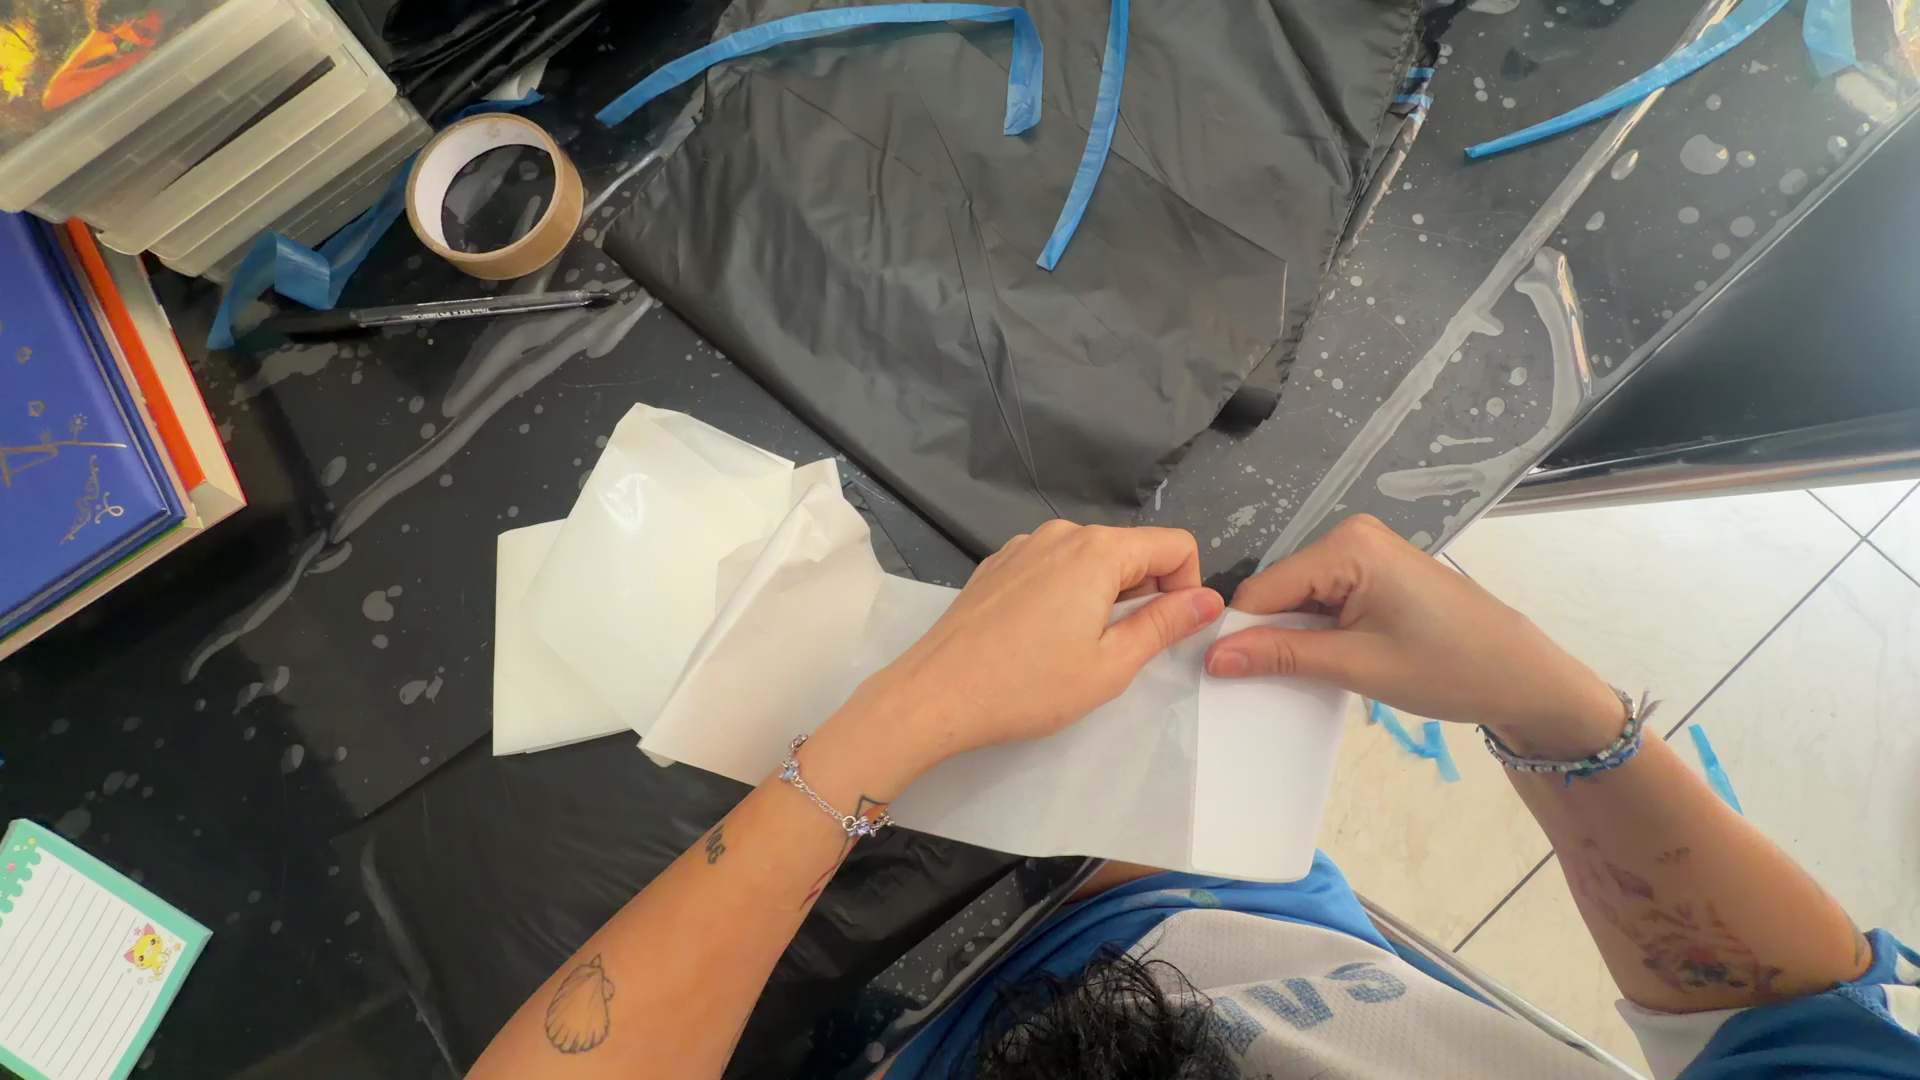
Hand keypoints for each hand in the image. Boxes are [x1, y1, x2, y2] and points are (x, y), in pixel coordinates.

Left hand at [825, 522, 1224, 786]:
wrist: (935, 694)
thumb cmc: (1029, 686)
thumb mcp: (1111, 664)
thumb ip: (1165, 623)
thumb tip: (1209, 598)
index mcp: (1097, 550)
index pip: (1174, 544)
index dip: (1186, 586)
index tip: (1166, 629)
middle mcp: (1060, 533)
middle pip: (1131, 548)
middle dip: (1143, 592)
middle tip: (1119, 648)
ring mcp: (1023, 545)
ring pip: (1090, 558)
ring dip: (1104, 594)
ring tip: (1076, 645)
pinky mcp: (997, 564)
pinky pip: (1052, 565)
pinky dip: (1066, 591)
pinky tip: (1040, 634)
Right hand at [1204, 515, 1623, 756]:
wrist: (1528, 680)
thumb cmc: (1449, 669)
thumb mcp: (1356, 665)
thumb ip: (1279, 655)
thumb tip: (1212, 658)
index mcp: (1347, 546)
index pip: (1263, 589)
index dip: (1240, 632)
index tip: (1222, 674)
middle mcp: (1350, 535)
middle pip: (1278, 589)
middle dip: (1268, 633)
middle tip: (1266, 680)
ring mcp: (1364, 550)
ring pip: (1296, 596)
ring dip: (1292, 634)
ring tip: (1301, 671)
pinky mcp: (1373, 569)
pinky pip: (1321, 596)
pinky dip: (1315, 628)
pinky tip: (1324, 656)